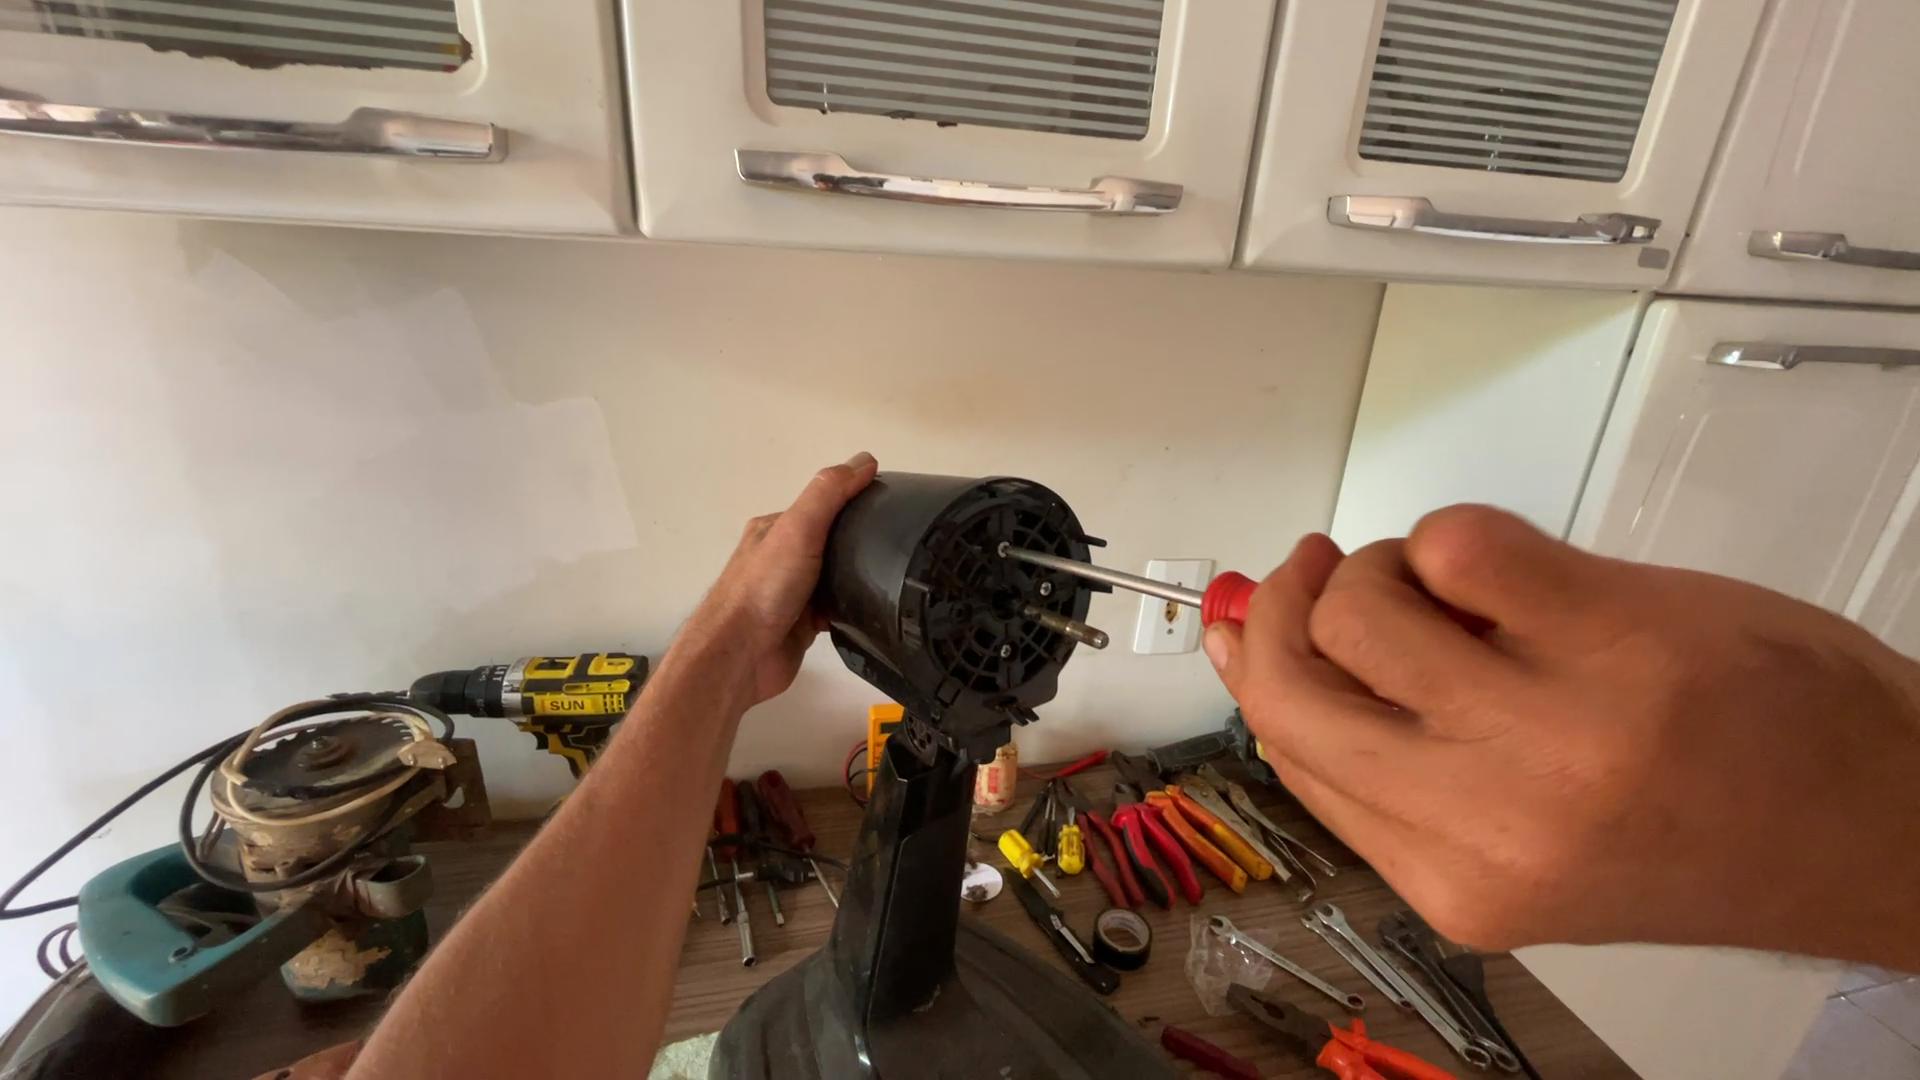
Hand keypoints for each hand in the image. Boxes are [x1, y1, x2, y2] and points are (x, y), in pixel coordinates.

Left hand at [679, 453, 878, 706]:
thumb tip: (866, 459)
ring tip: (896, 574)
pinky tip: (877, 608)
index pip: (822, 504)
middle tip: (900, 543)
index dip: (855, 501)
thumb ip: (829, 494)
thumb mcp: (798, 528)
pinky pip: (837, 610)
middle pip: (831, 541)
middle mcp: (782, 558)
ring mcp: (793, 593)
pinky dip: (854, 609)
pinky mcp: (804, 625)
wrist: (741, 657)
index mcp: (775, 528)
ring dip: (859, 577)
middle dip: (861, 541)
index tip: (894, 504)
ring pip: (836, 577)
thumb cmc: (764, 588)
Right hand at [1205, 505, 1919, 966]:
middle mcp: (1481, 820)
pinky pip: (1454, 546)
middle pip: (1292, 680)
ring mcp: (1552, 731)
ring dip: (1379, 568)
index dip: (1253, 662)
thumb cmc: (1676, 820)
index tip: (1254, 617)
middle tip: (1315, 566)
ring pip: (1358, 606)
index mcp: (1442, 876)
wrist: (1895, 831)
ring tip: (1444, 581)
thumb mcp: (1488, 822)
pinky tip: (1508, 567)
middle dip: (1283, 602)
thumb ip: (1366, 745)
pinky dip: (1456, 536)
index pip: (1285, 742)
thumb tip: (1240, 643)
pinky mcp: (1616, 637)